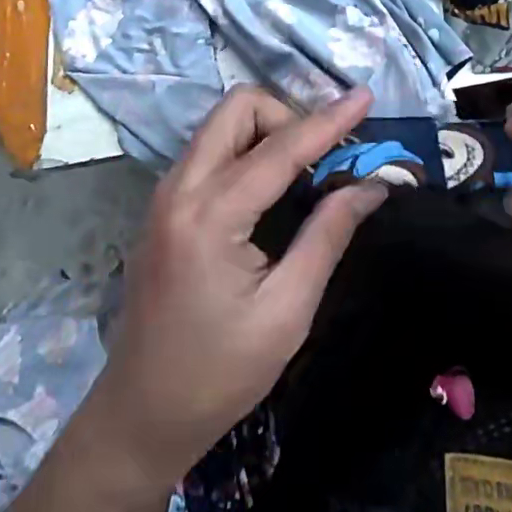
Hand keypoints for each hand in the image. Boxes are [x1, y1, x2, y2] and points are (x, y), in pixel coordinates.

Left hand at [84, 86, 387, 481]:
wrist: (140, 414)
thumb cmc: (219, 373)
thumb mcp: (288, 311)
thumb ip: (328, 235)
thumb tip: (371, 185)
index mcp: (209, 215)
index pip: (281, 147)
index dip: (329, 120)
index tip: (366, 96)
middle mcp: (180, 188)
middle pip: (238, 109)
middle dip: (288, 116)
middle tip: (326, 155)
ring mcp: (166, 194)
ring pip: (222, 124)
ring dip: (269, 130)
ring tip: (309, 169)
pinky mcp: (165, 206)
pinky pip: (211, 150)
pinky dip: (249, 149)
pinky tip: (274, 186)